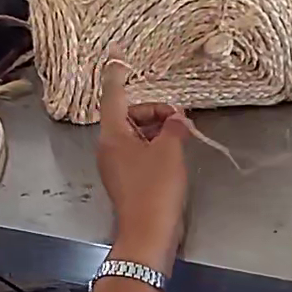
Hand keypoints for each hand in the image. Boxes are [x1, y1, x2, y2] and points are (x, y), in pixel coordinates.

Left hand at [97, 61, 188, 271]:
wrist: (149, 233)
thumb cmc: (156, 189)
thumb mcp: (169, 151)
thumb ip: (173, 126)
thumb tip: (176, 119)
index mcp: (113, 135)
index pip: (113, 96)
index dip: (117, 75)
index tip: (119, 58)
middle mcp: (109, 147)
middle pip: (130, 116)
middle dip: (155, 112)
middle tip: (181, 120)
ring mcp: (116, 165)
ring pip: (137, 135)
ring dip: (158, 131)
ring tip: (182, 137)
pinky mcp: (127, 180)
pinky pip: (139, 153)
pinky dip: (156, 147)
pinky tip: (175, 154)